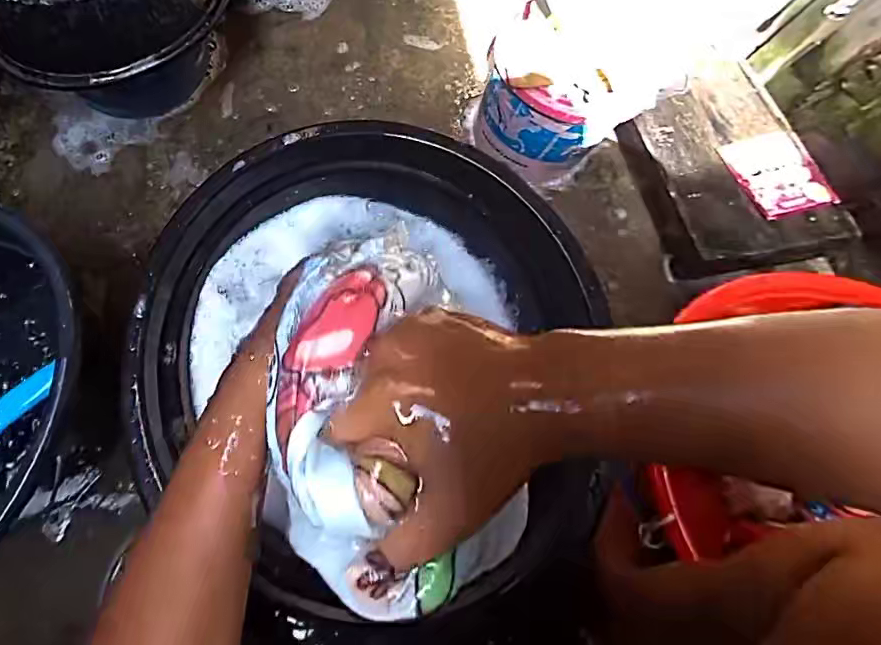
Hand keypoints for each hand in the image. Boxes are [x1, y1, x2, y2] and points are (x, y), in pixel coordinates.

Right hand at [327, 308, 558, 571]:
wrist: (542, 394)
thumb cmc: (494, 451)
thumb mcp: (452, 514)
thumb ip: (403, 544)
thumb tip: (369, 564)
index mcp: (379, 399)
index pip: (338, 428)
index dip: (352, 448)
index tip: (374, 457)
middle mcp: (382, 356)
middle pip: (357, 394)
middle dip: (374, 415)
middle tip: (406, 432)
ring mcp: (406, 329)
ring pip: (377, 363)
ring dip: (390, 383)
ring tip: (424, 402)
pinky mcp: (427, 315)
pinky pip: (402, 340)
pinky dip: (410, 357)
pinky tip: (438, 375)